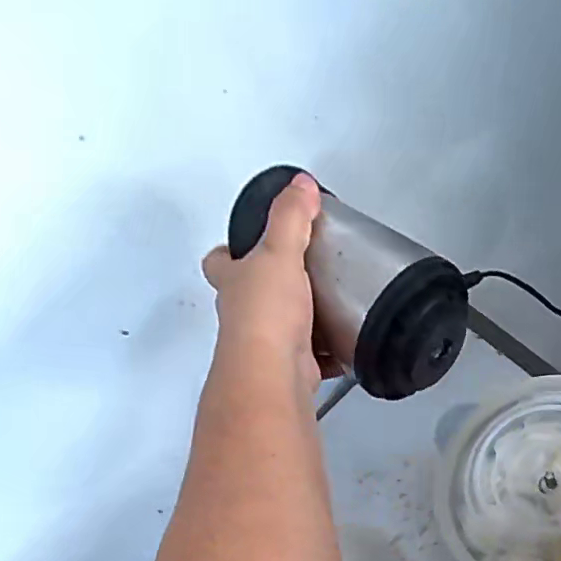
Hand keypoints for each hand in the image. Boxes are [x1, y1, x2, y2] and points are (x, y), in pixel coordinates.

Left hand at [201, 173, 338, 392]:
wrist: (273, 374)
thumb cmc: (265, 317)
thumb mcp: (280, 252)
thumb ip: (292, 217)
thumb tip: (301, 186)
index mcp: (235, 283)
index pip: (220, 261)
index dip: (228, 251)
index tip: (245, 242)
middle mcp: (244, 316)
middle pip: (251, 297)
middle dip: (270, 289)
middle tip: (296, 275)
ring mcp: (266, 346)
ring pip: (281, 330)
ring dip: (301, 323)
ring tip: (327, 308)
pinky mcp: (291, 370)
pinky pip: (311, 359)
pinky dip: (326, 354)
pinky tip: (341, 346)